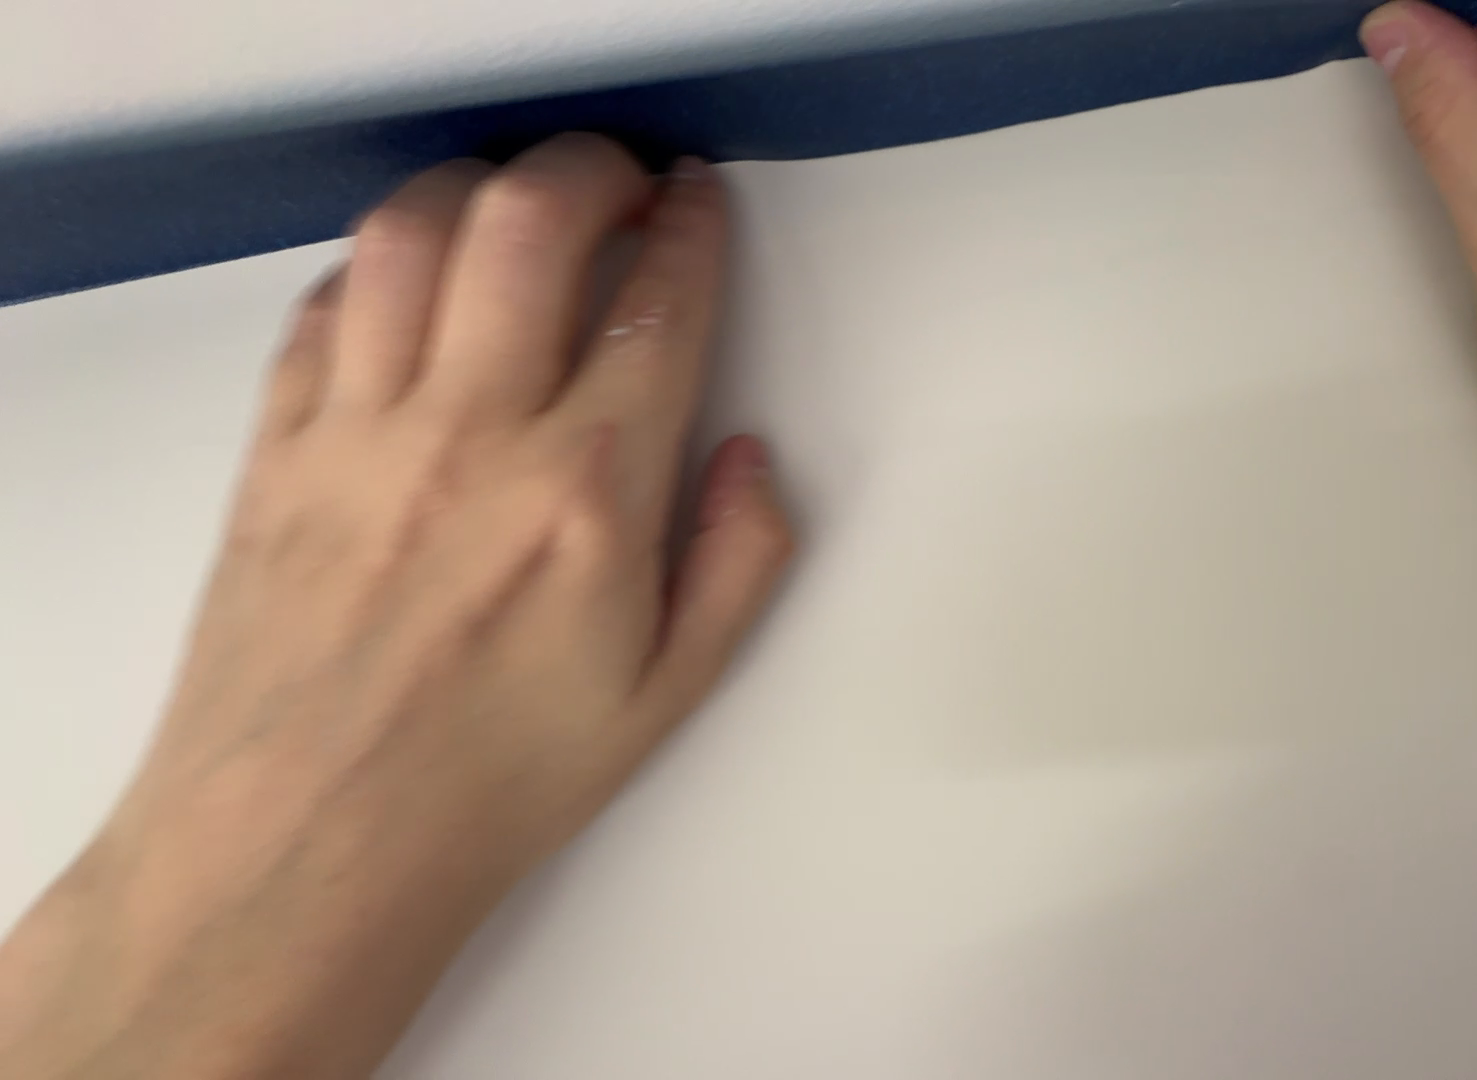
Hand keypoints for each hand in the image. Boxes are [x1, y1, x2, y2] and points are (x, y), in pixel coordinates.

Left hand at [0, 134, 792, 1078]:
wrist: (316, 843)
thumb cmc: (511, 768)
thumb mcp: (680, 683)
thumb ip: (745, 557)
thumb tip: (751, 459)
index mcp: (593, 494)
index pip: (661, 311)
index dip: (693, 232)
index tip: (703, 198)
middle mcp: (478, 435)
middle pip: (533, 225)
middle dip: (595, 169)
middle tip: (629, 174)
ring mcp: (364, 430)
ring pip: (417, 232)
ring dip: (488, 185)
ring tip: (531, 197)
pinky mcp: (280, 447)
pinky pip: (330, 302)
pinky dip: (391, 260)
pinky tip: (429, 280)